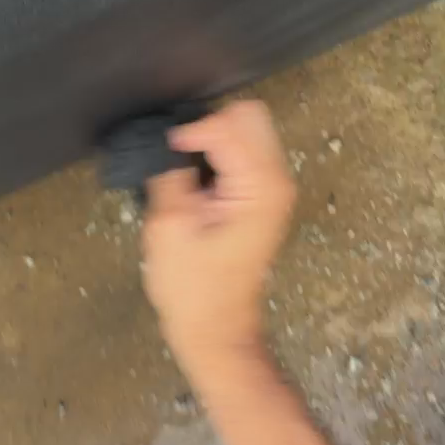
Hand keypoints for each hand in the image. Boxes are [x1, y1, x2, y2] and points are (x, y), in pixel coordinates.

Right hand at [142, 101, 296, 377]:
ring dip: (216, 136)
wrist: (217, 329)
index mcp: (260, 186)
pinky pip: (246, 149)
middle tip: (180, 153)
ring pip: (249, 127)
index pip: (229, 124)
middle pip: (249, 115)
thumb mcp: (170, 225)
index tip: (168, 152)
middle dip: (211, 125)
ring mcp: (274, 187)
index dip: (192, 132)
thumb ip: (172, 172)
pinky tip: (199, 175)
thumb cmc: (194, 289)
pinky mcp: (264, 195)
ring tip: (187, 165)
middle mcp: (276, 180)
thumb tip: (171, 142)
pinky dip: (221, 150)